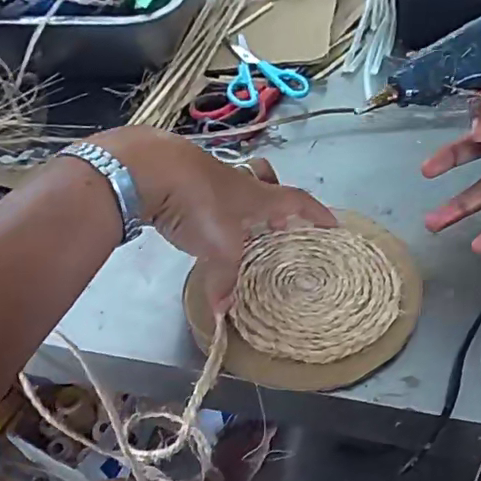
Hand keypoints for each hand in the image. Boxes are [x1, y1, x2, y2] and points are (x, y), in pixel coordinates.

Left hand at [86, 127, 335, 312]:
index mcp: (256, 196)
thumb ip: (224, 279)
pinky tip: (195, 219)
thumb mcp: (218, 249)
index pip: (296, 201)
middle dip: (275, 200)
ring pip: (234, 184)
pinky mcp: (179, 175)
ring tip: (237, 225)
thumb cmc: (199, 205)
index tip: (331, 224)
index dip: (316, 213)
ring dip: (240, 202)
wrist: (150, 167)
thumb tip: (222, 313)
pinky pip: (203, 189)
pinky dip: (208, 203)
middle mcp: (236, 181)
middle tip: (277, 221)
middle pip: (265, 182)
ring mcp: (207, 174)